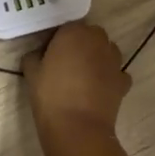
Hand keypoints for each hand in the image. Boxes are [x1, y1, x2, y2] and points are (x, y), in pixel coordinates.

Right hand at [23, 21, 129, 135]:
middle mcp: (98, 41)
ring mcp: (114, 61)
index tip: (49, 55)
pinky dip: (109, 78)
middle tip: (65, 64)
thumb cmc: (50, 94)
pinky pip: (116, 73)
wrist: (77, 127)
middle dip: (80, 45)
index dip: (58, 40)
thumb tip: (38, 55)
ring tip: (82, 77)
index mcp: (74, 32)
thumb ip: (34, 56)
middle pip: (90, 36)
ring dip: (97, 58)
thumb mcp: (31, 72)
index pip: (66, 28)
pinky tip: (97, 90)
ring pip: (106, 52)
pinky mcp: (123, 81)